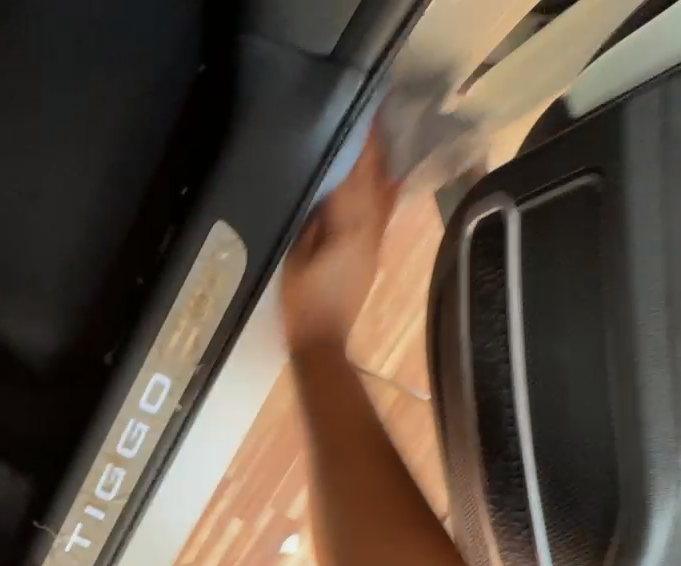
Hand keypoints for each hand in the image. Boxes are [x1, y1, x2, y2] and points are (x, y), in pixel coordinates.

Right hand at [280, 134, 398, 355]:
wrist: (322, 341)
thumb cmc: (302, 303)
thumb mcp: (295, 258)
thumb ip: (312, 220)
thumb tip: (323, 187)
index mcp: (351, 226)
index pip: (359, 173)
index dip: (362, 141)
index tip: (362, 110)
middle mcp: (372, 227)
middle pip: (378, 177)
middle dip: (376, 145)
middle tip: (371, 112)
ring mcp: (377, 240)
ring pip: (384, 191)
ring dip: (381, 163)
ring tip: (374, 136)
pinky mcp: (373, 250)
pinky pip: (383, 210)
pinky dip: (383, 187)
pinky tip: (382, 176)